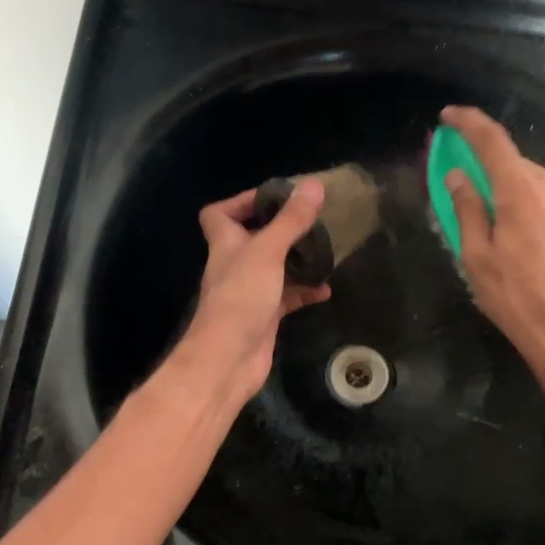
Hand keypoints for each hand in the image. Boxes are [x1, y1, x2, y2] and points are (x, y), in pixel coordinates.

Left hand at [177, 180, 331, 396]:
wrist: (229, 359)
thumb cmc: (241, 298)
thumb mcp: (268, 252)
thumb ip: (291, 220)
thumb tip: (314, 185)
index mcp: (225, 243)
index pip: (218, 213)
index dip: (241, 201)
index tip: (274, 197)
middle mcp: (234, 264)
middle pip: (253, 238)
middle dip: (281, 229)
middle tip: (311, 221)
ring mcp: (249, 292)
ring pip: (274, 267)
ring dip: (297, 260)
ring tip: (325, 251)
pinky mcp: (264, 316)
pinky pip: (287, 296)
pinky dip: (305, 291)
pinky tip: (326, 289)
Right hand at [441, 106, 544, 366]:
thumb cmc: (513, 296)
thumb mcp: (476, 256)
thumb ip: (467, 208)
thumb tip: (458, 175)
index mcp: (521, 191)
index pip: (492, 140)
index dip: (469, 122)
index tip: (449, 116)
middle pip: (513, 162)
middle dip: (486, 165)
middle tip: (463, 183)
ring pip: (533, 181)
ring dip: (509, 188)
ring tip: (492, 220)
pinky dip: (530, 204)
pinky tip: (522, 234)